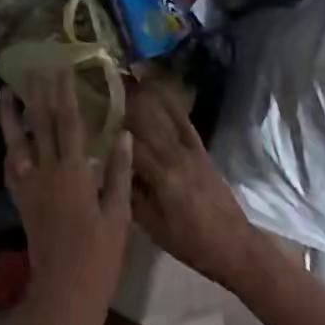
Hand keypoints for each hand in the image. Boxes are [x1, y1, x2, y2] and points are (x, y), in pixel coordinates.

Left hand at [1, 69, 132, 324]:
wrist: (64, 296)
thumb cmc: (98, 257)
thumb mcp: (118, 215)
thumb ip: (118, 172)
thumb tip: (123, 134)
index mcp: (73, 174)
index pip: (67, 123)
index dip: (64, 94)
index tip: (60, 68)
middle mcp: (46, 175)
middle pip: (41, 126)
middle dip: (38, 94)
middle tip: (33, 66)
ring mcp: (30, 189)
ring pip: (18, 144)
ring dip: (13, 117)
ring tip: (6, 92)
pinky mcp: (22, 203)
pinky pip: (12, 169)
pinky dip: (10, 149)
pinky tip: (11, 140)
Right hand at [126, 78, 270, 289]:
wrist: (232, 243)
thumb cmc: (189, 242)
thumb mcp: (153, 227)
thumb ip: (131, 197)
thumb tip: (106, 175)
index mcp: (162, 176)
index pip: (130, 145)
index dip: (111, 129)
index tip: (92, 114)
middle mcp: (176, 155)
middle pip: (147, 122)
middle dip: (127, 103)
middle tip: (107, 85)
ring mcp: (191, 150)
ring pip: (166, 117)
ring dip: (148, 98)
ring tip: (128, 81)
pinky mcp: (202, 151)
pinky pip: (185, 122)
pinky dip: (173, 106)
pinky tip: (161, 92)